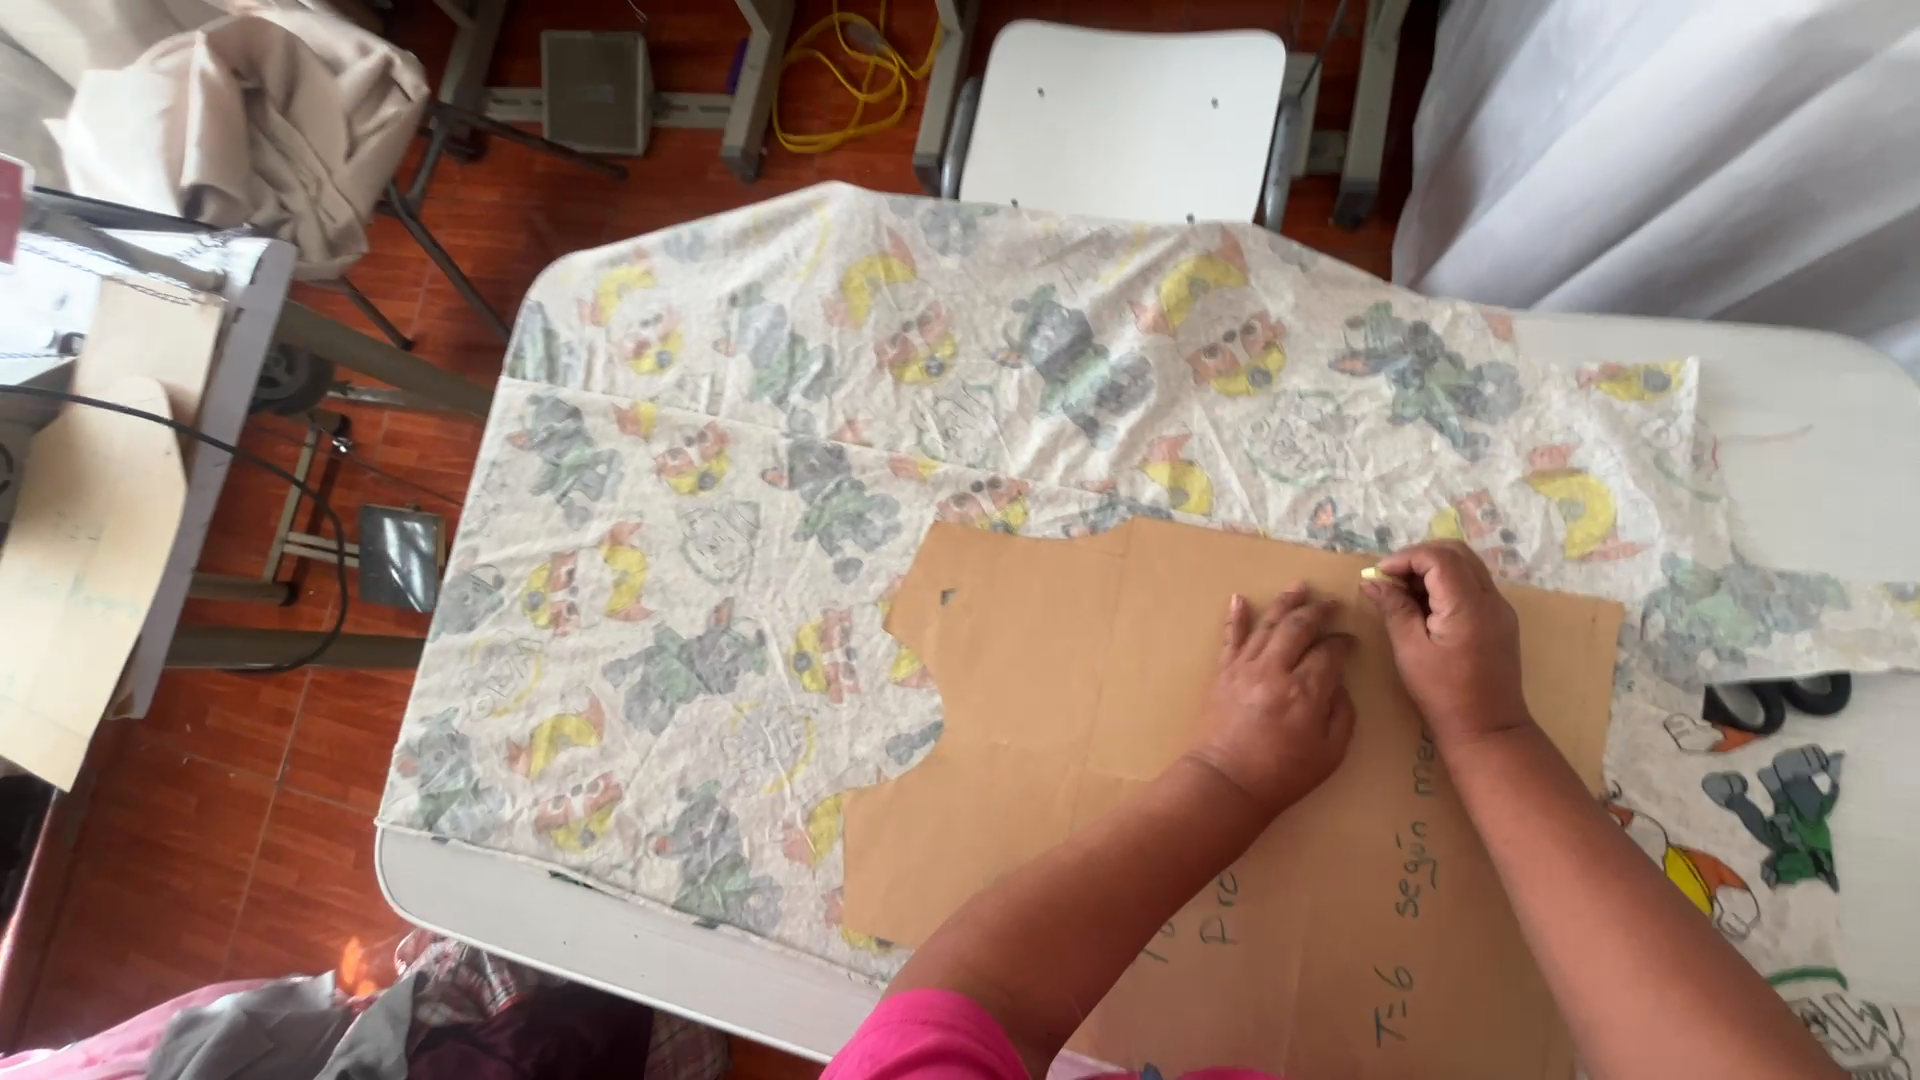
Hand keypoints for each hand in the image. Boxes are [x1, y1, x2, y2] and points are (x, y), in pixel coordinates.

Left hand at [1186, 586, 1356, 817]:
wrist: (1226, 781)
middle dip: (1319, 611)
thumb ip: (1341, 713)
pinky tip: (1239, 599)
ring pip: (1266, 625)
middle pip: (1298, 628)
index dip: (1343, 642)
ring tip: (1299, 586)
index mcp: (1305, 692)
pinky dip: (1235, 617)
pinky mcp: (1223, 672)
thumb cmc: (1283, 774)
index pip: (1329, 652)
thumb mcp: (1330, 752)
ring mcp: (1244, 668)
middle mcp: (1273, 671)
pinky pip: (1230, 638)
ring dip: (1284, 603)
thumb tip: (1337, 683)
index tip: (1351, 641)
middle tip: (1332, 602)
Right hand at [1361, 541, 1531, 749]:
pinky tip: (1422, 605)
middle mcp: (1491, 599)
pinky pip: (1471, 584)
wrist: (1487, 726)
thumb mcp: (1409, 648)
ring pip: (1466, 565)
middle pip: (1456, 552)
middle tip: (1390, 578)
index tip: (1379, 575)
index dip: (1405, 558)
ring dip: (1431, 568)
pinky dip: (1444, 582)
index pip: (1439, 558)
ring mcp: (1499, 608)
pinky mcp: (1498, 619)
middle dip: (1418, 557)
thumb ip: (1394, 608)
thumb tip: (1372, 581)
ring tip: (1402, 591)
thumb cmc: (1442, 691)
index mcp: (1469, 606)